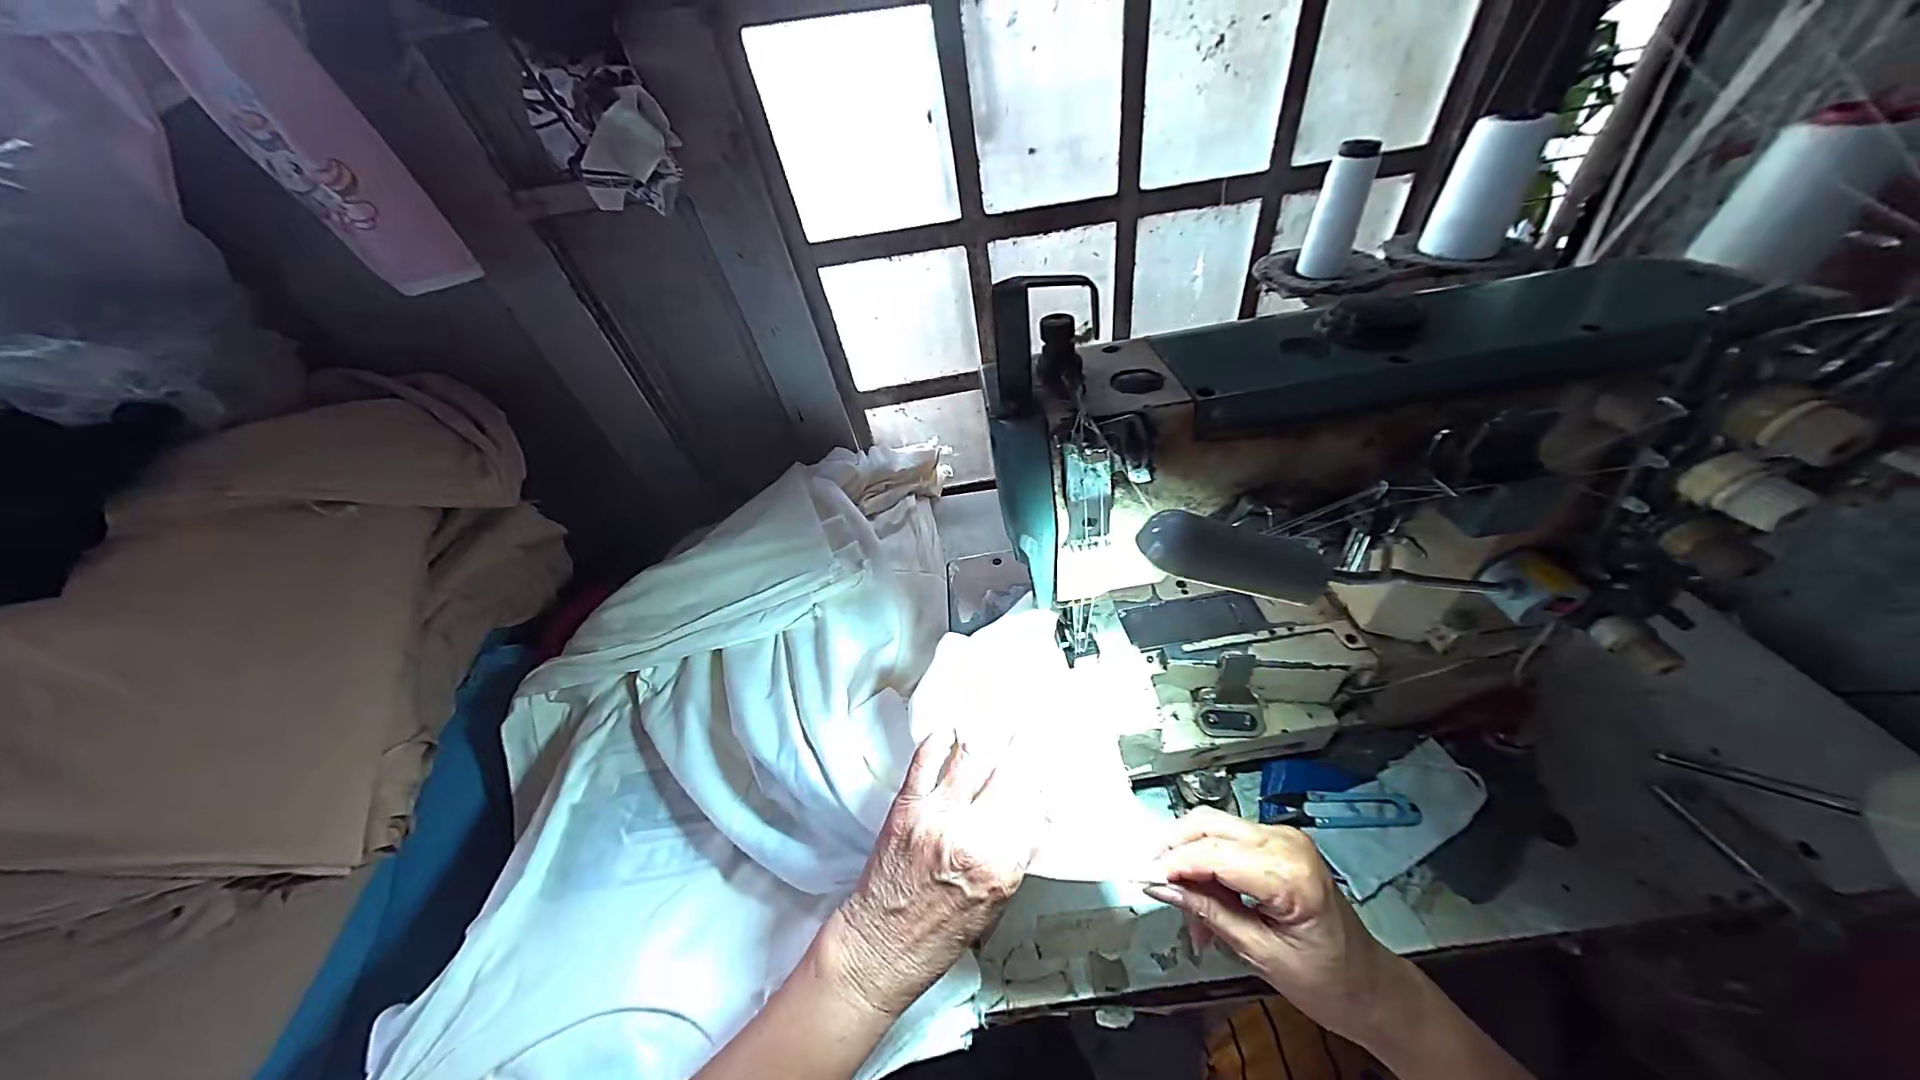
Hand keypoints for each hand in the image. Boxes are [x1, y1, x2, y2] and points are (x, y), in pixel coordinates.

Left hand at [821, 733, 1039, 1017]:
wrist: (883, 946)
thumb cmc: (936, 933)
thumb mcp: (996, 903)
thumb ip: (1017, 857)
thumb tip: (1036, 820)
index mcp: (1000, 867)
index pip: (1034, 807)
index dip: (1043, 780)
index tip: (1045, 764)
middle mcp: (971, 838)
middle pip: (1008, 774)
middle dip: (1021, 749)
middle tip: (1024, 733)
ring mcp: (936, 818)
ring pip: (971, 757)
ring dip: (985, 736)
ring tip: (992, 724)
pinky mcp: (907, 808)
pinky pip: (926, 759)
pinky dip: (940, 740)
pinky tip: (949, 733)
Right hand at [1143, 807, 1418, 1044]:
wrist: (1369, 985)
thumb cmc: (1329, 980)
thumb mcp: (1260, 953)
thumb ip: (1208, 912)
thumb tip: (1163, 886)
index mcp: (1291, 873)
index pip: (1213, 852)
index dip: (1173, 863)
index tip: (1146, 878)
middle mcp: (1286, 843)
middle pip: (1207, 824)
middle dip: (1173, 851)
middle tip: (1155, 884)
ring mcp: (1282, 838)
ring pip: (1212, 827)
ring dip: (1188, 859)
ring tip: (1184, 905)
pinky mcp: (1276, 842)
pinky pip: (1226, 838)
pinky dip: (1206, 861)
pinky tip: (1202, 894)